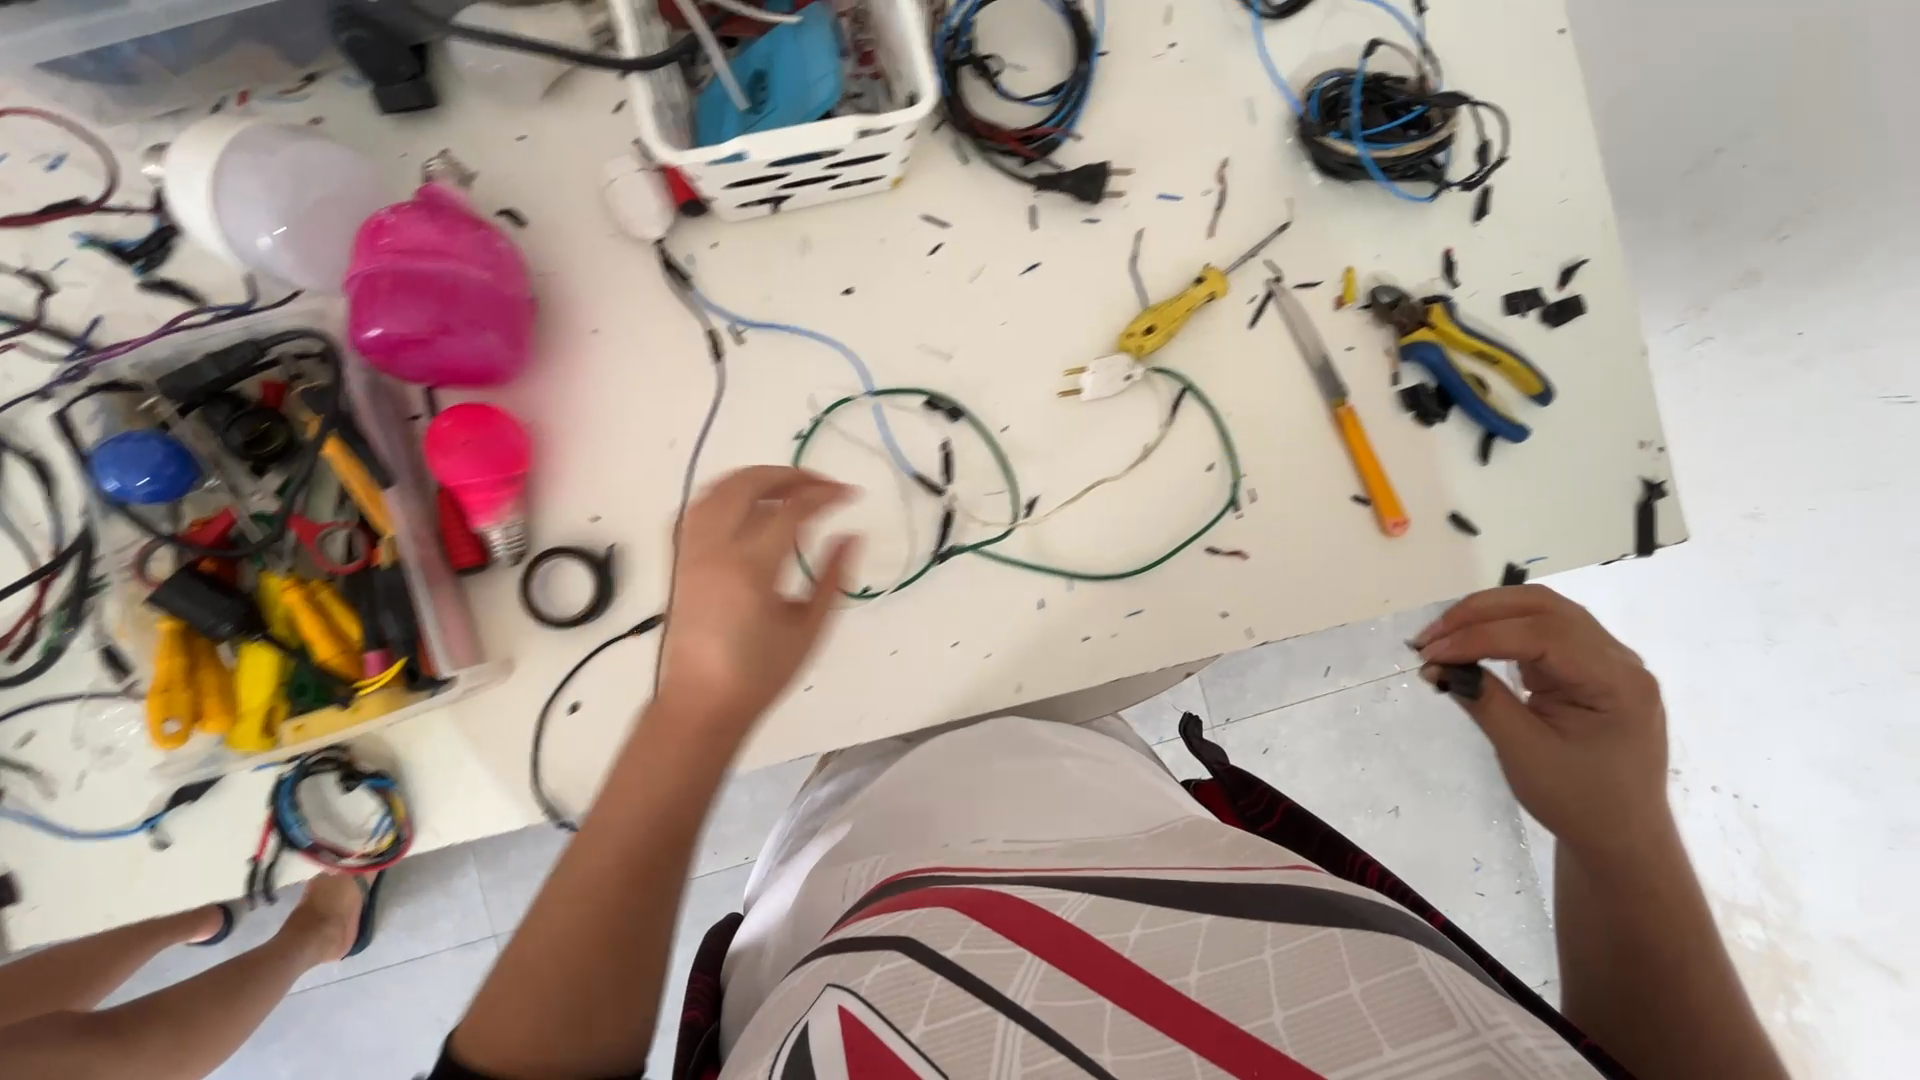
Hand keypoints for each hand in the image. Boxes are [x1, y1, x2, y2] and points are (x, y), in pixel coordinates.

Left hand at [654, 467, 857, 737]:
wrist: (701, 703)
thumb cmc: (760, 674)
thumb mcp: (809, 629)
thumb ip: (832, 577)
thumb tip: (852, 535)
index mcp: (751, 569)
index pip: (792, 510)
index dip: (825, 495)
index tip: (850, 495)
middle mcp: (714, 550)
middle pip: (748, 485)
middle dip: (790, 475)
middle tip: (821, 485)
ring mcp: (689, 552)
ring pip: (717, 490)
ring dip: (755, 480)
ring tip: (787, 489)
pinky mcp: (677, 560)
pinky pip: (697, 509)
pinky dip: (724, 495)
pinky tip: (747, 508)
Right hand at [1413, 585, 1671, 861]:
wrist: (1620, 836)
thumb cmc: (1578, 800)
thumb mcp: (1523, 751)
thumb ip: (1482, 699)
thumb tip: (1435, 664)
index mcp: (1616, 681)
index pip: (1539, 634)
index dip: (1477, 637)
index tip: (1429, 654)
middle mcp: (1619, 659)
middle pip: (1543, 607)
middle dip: (1478, 613)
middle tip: (1429, 637)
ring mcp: (1606, 661)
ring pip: (1542, 610)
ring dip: (1487, 615)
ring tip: (1443, 636)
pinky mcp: (1586, 667)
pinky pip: (1542, 630)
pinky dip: (1500, 629)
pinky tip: (1469, 644)